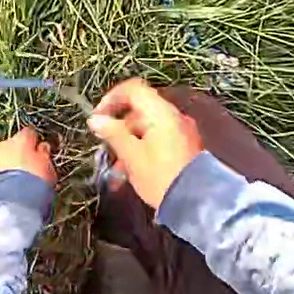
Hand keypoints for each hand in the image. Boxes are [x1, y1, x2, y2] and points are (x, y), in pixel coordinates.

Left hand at [0, 125, 54, 191]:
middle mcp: (2, 145)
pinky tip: (3, 191)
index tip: (38, 152)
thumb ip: (44, 155)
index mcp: (21, 140)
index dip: (33, 143)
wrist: (10, 204)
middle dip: (16, 155)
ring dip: (3, 168)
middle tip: (25, 171)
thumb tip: (43, 148)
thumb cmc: (33, 185)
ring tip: (13, 184)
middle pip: (10, 145)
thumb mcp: (48, 170)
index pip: (29, 133)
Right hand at [87, 79, 202, 207]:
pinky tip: (132, 173)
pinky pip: (158, 141)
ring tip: (117, 170)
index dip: (112, 99)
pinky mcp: (185, 148)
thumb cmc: (161, 177)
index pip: (133, 90)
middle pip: (139, 111)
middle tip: (105, 148)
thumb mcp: (132, 155)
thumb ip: (113, 133)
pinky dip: (142, 151)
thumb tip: (96, 119)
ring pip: (147, 129)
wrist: (198, 203)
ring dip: (128, 144)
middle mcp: (174, 117)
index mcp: (161, 113)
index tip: (98, 117)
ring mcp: (182, 132)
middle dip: (118, 129)